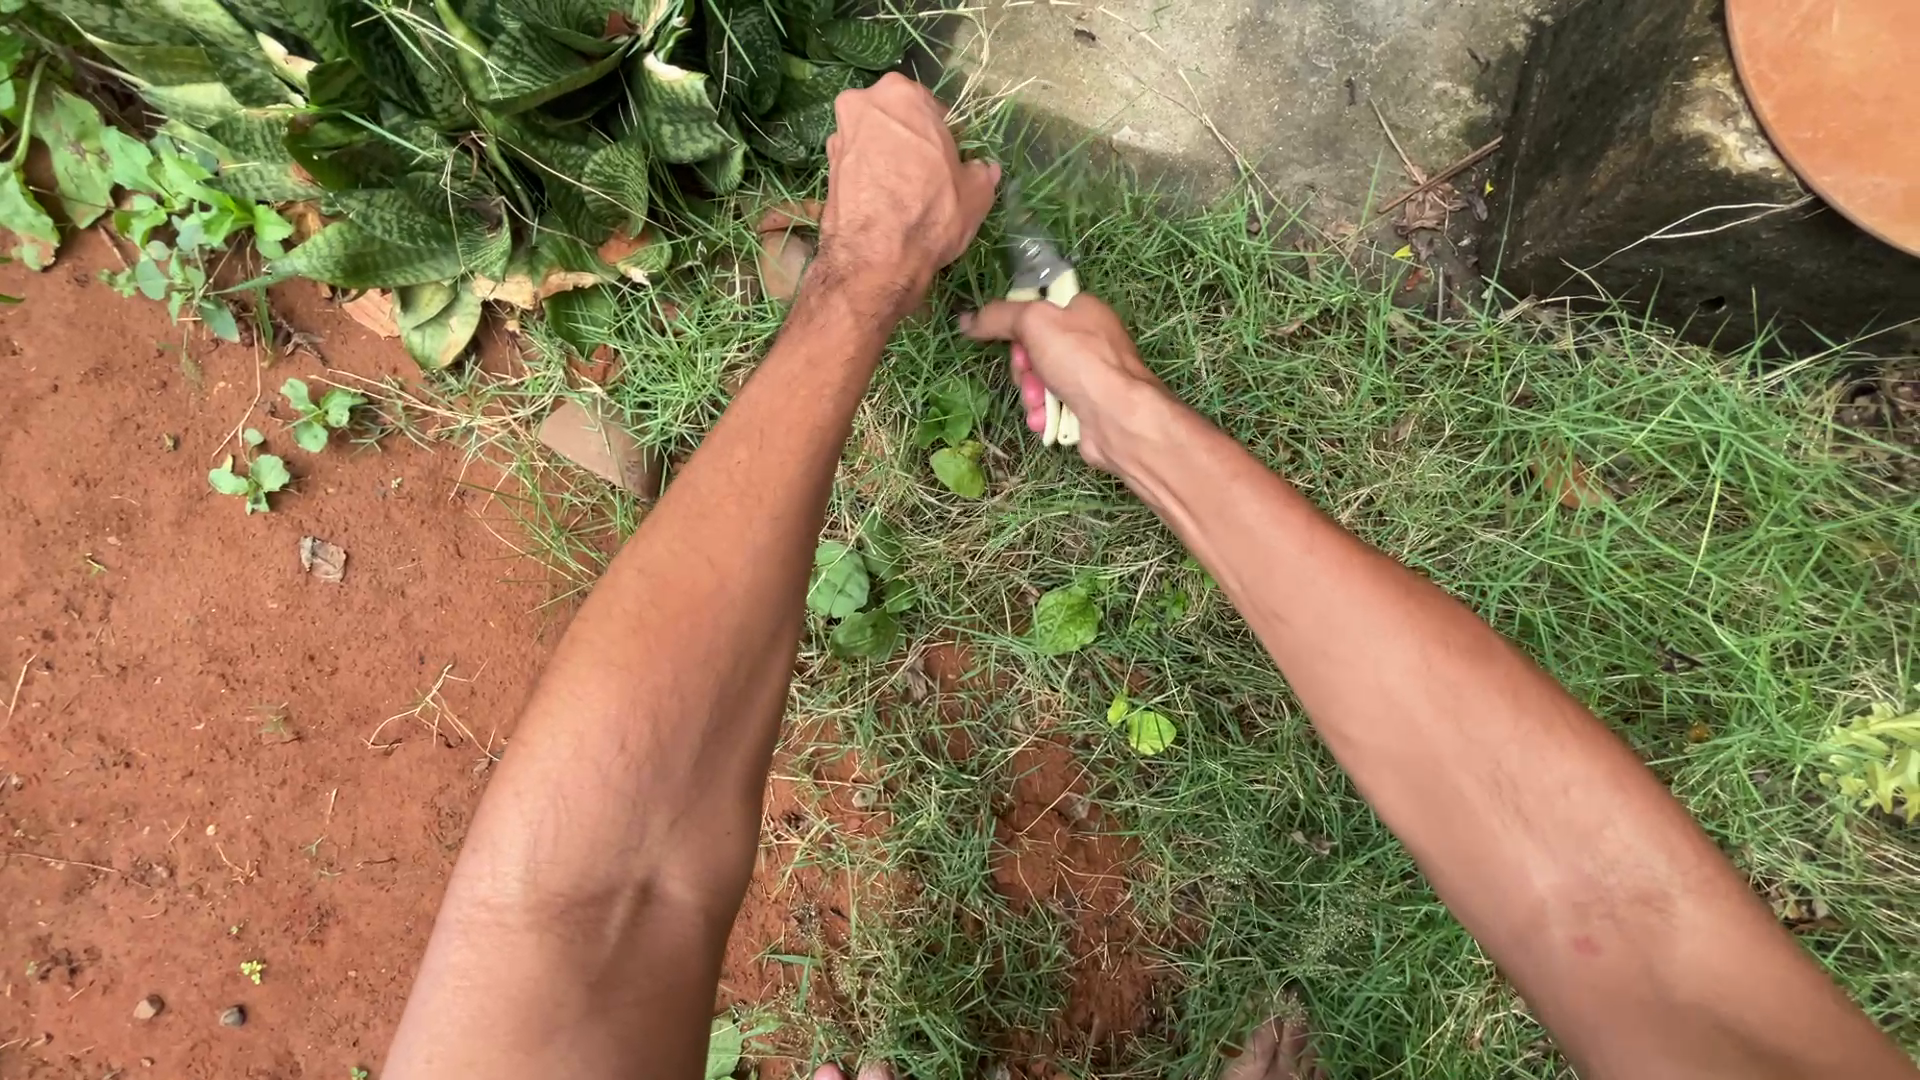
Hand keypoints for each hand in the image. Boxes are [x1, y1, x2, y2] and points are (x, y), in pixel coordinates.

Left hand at [816, 74, 999, 318]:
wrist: (876, 260)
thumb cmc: (931, 214)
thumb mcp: (975, 195)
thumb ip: (981, 174)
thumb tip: (985, 169)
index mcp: (902, 94)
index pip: (932, 110)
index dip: (943, 139)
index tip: (949, 163)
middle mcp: (863, 105)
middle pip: (896, 123)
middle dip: (910, 145)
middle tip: (926, 179)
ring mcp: (839, 138)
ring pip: (873, 146)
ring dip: (887, 164)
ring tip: (903, 200)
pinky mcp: (825, 172)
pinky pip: (857, 172)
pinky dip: (870, 185)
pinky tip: (883, 209)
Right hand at [960, 294, 1170, 472]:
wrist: (1116, 416)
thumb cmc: (1081, 360)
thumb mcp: (1034, 322)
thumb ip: (998, 316)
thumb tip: (966, 319)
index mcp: (1081, 310)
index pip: (1036, 311)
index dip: (1019, 329)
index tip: (1016, 343)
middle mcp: (1087, 340)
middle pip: (1033, 350)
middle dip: (1024, 370)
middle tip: (1031, 378)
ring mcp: (1087, 375)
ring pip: (1039, 381)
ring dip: (1031, 396)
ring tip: (1039, 405)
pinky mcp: (1085, 406)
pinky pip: (1051, 405)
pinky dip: (1043, 414)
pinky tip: (1044, 420)